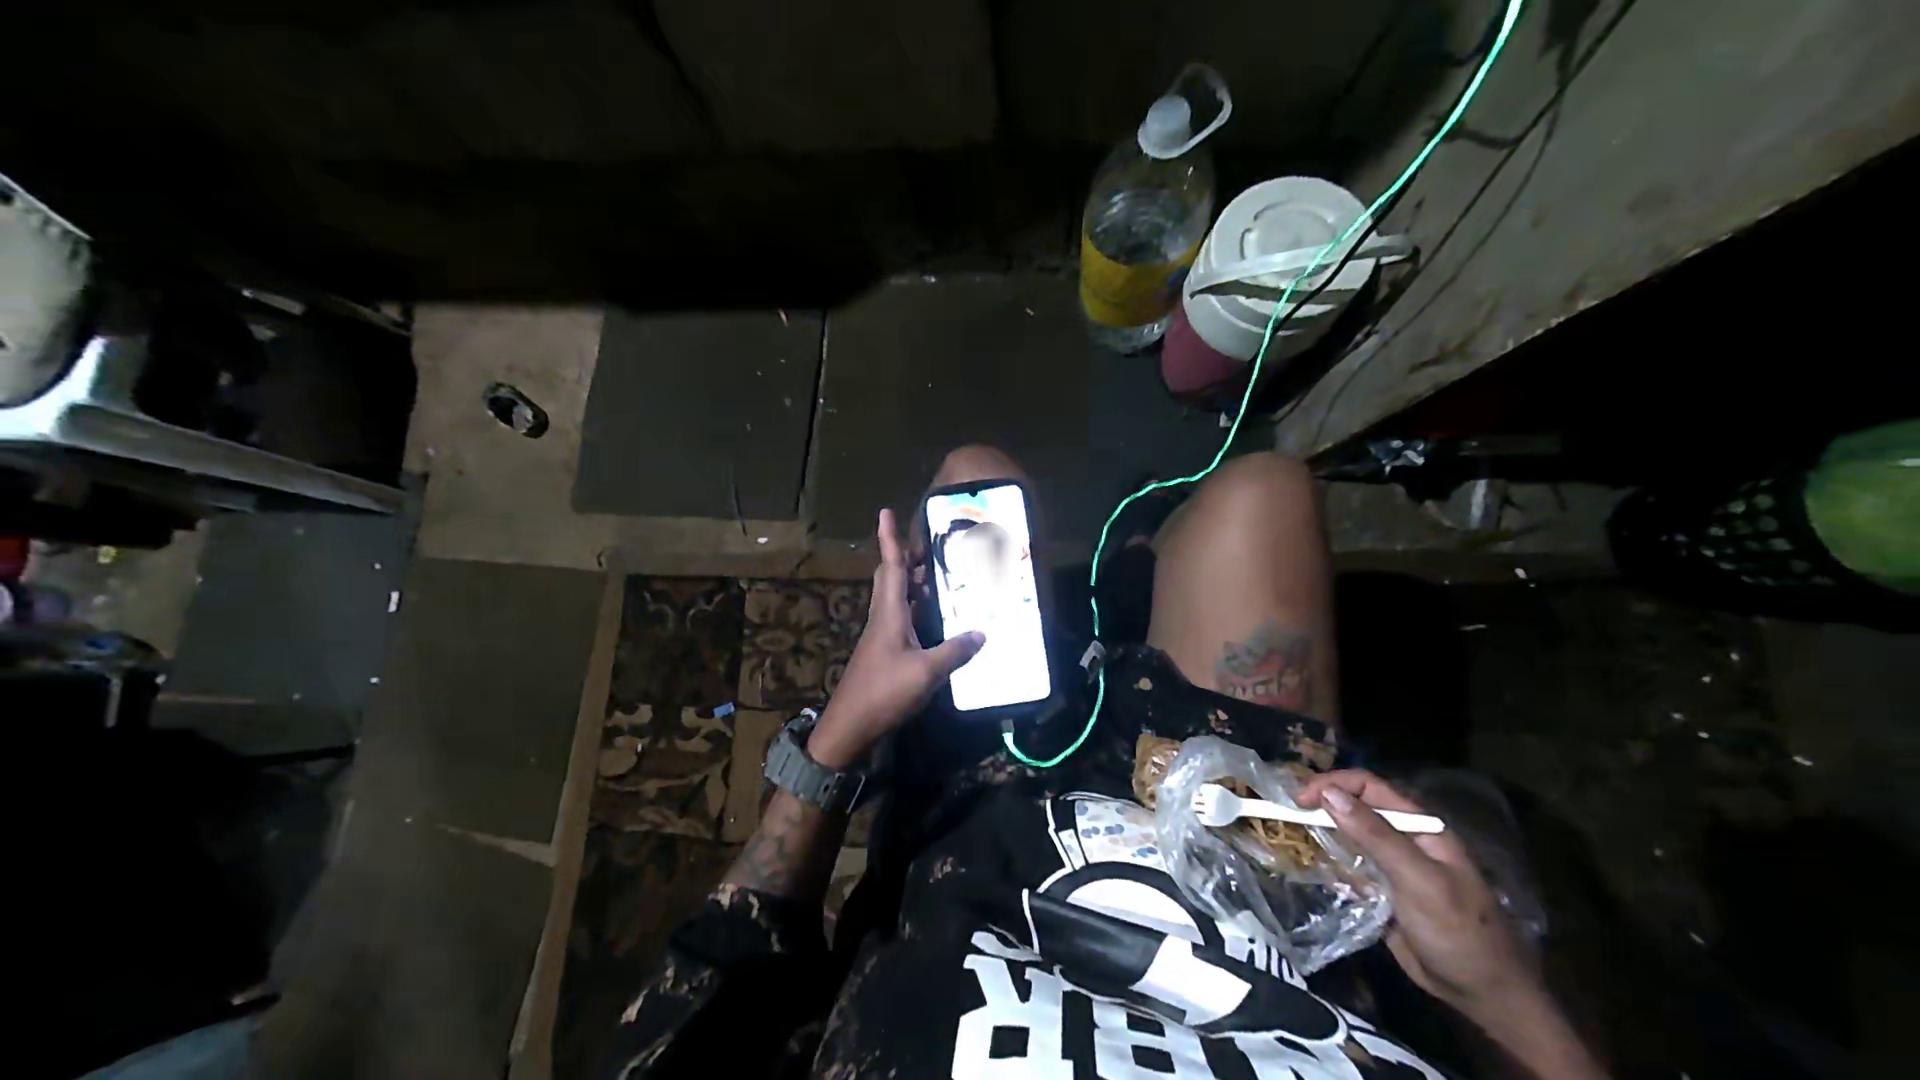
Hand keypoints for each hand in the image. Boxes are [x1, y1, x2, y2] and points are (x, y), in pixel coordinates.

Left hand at [807, 508, 984, 767]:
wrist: (850, 725)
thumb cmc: (884, 692)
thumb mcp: (926, 672)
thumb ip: (955, 651)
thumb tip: (982, 632)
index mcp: (889, 613)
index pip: (892, 566)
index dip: (889, 538)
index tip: (885, 512)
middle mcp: (883, 617)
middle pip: (893, 577)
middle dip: (907, 556)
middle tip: (929, 543)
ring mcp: (882, 635)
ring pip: (897, 596)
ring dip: (913, 580)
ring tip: (937, 571)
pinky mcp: (885, 651)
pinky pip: (903, 617)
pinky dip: (917, 607)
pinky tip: (935, 615)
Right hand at [1298, 769, 1539, 1018]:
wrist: (1483, 994)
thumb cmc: (1458, 930)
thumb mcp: (1418, 879)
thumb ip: (1375, 836)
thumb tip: (1329, 793)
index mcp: (1419, 826)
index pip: (1367, 787)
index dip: (1332, 785)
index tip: (1299, 799)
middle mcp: (1403, 838)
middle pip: (1354, 806)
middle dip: (1321, 805)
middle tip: (1288, 815)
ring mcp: (1392, 864)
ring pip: (1348, 835)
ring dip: (1322, 833)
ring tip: (1295, 838)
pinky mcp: (1382, 890)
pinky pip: (1349, 867)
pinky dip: (1330, 864)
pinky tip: (1317, 869)